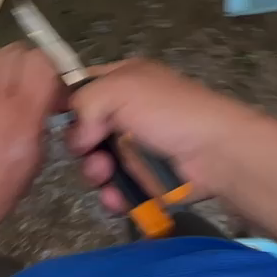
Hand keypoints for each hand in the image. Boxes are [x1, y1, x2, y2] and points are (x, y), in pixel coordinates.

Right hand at [67, 60, 269, 211]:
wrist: (217, 153)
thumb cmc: (168, 111)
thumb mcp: (120, 89)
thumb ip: (85, 102)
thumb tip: (77, 137)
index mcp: (123, 78)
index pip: (82, 85)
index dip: (67, 103)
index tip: (59, 121)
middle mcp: (127, 109)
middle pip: (85, 128)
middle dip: (82, 144)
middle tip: (91, 153)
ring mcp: (137, 144)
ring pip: (97, 160)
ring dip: (95, 171)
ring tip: (105, 176)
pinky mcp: (146, 176)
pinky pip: (117, 186)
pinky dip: (112, 194)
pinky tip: (116, 198)